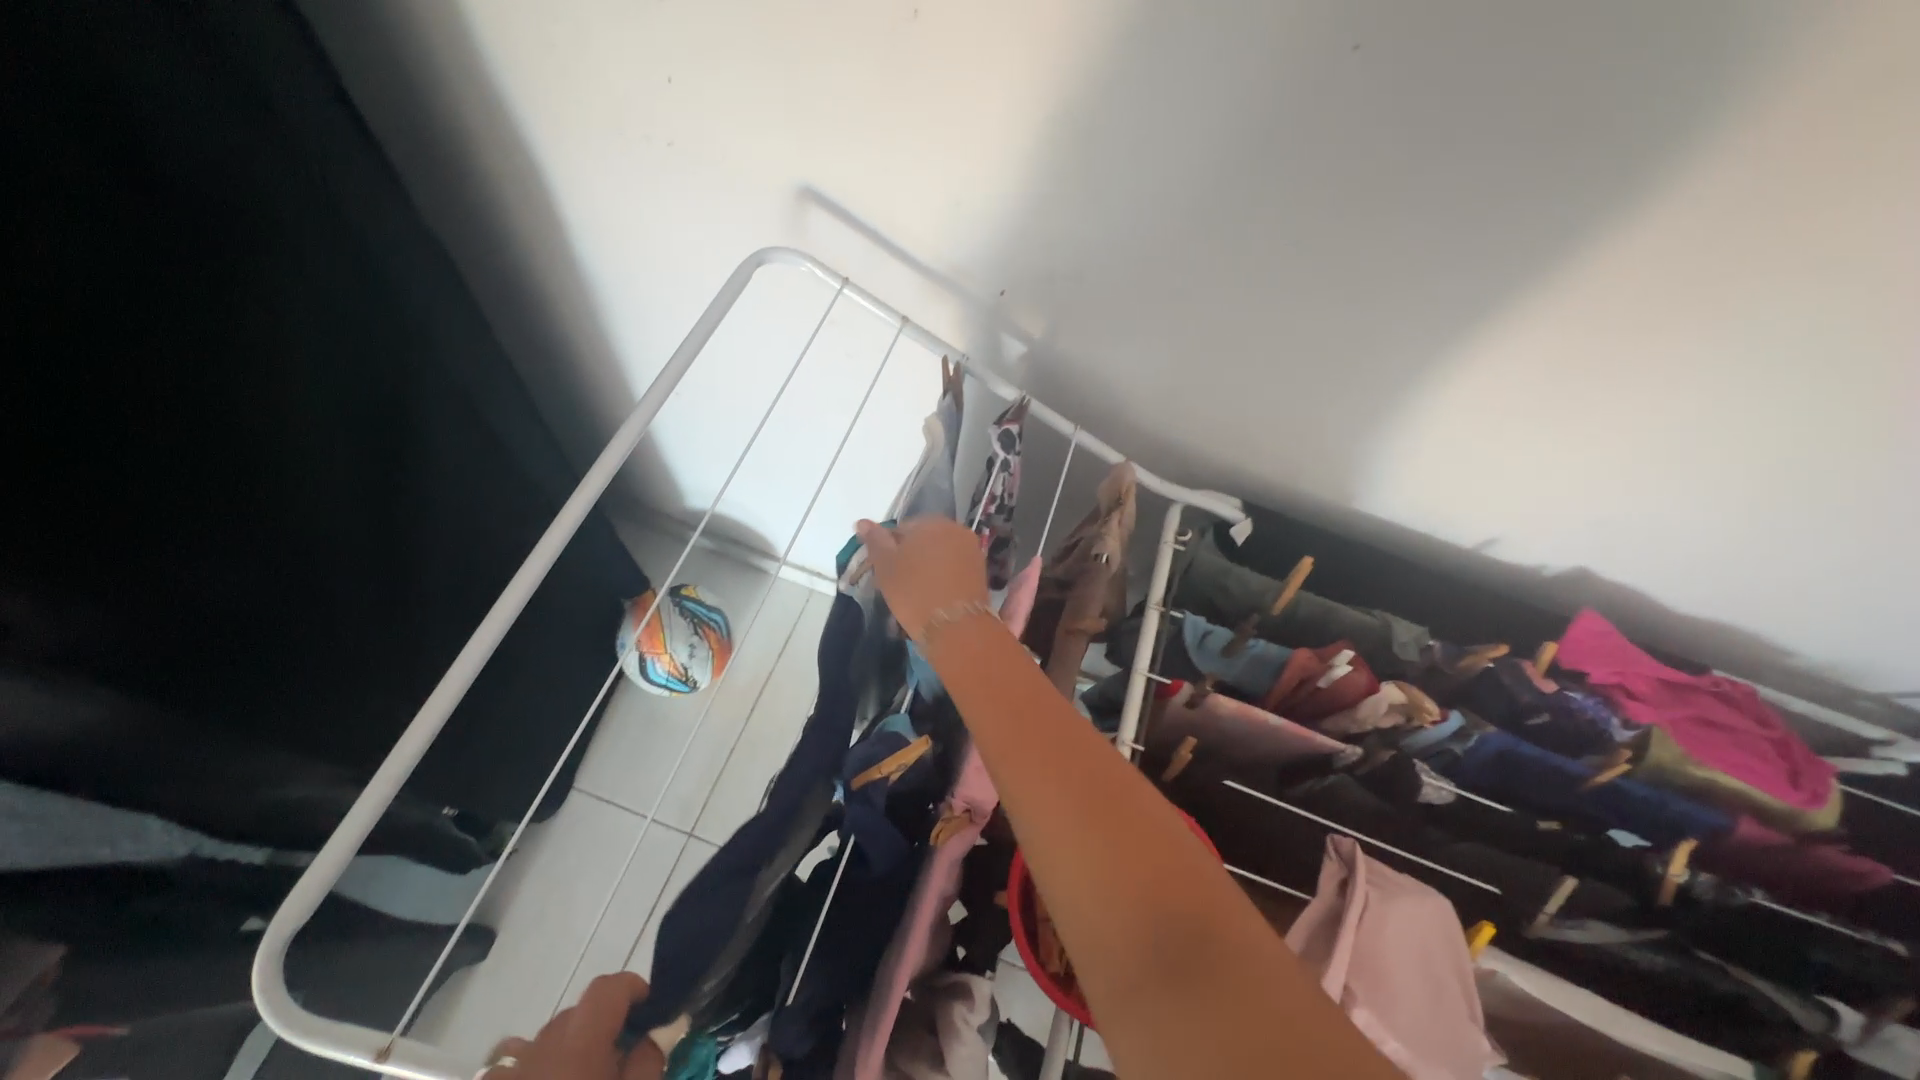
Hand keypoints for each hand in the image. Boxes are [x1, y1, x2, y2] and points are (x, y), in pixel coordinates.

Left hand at [482, 973, 662, 1079]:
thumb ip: (649, 1061)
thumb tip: (657, 1031)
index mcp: (581, 1041)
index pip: (609, 986)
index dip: (634, 988)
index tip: (652, 1011)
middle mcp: (543, 1043)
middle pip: (579, 1012)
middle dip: (605, 1024)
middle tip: (623, 1057)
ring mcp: (510, 1067)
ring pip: (548, 1037)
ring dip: (570, 1045)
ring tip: (584, 1075)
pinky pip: (513, 1062)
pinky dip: (533, 1064)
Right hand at [855, 517, 989, 640]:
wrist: (955, 628)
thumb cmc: (914, 592)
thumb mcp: (885, 566)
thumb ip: (875, 541)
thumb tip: (862, 522)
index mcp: (931, 522)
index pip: (902, 528)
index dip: (889, 548)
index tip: (883, 569)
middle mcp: (955, 529)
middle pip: (924, 538)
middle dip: (910, 554)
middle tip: (897, 580)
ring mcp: (971, 550)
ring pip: (940, 553)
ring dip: (927, 565)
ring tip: (914, 589)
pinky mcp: (980, 571)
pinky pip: (953, 566)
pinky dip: (942, 575)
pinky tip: (933, 593)